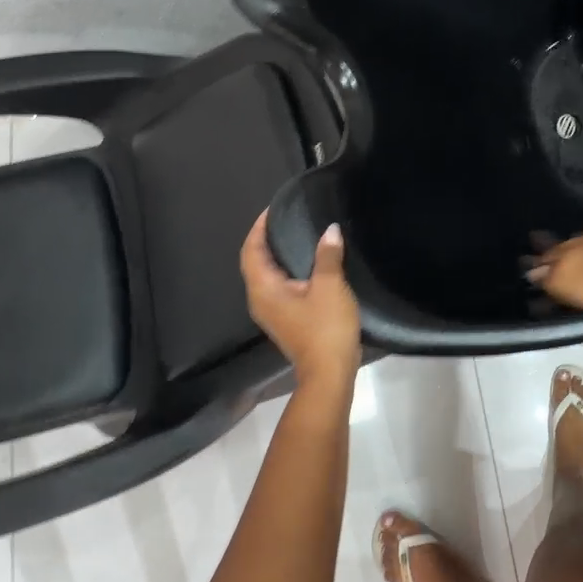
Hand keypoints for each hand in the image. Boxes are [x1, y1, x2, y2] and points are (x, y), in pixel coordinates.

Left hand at [240, 213, 360, 387]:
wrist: (329, 373)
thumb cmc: (325, 328)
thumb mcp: (331, 286)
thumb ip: (328, 255)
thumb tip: (330, 230)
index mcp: (264, 288)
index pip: (251, 251)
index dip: (258, 228)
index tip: (273, 209)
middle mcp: (260, 299)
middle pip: (255, 262)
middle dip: (266, 238)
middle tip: (286, 216)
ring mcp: (271, 312)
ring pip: (266, 275)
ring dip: (276, 254)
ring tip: (296, 233)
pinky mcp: (284, 319)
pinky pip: (278, 285)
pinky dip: (285, 268)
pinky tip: (307, 262)